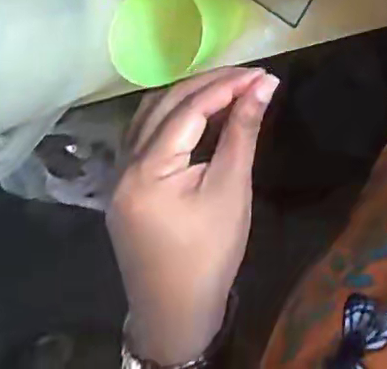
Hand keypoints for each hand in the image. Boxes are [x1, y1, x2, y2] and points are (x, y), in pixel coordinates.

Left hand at [108, 67, 279, 364]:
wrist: (177, 313)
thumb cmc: (209, 253)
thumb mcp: (231, 187)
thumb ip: (243, 130)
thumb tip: (265, 84)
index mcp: (146, 172)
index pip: (188, 110)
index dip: (227, 86)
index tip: (264, 74)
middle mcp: (125, 167)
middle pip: (166, 105)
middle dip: (210, 84)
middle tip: (252, 76)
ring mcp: (121, 176)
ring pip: (152, 115)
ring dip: (191, 95)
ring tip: (231, 86)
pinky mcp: (129, 184)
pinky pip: (149, 133)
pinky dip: (177, 114)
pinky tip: (203, 111)